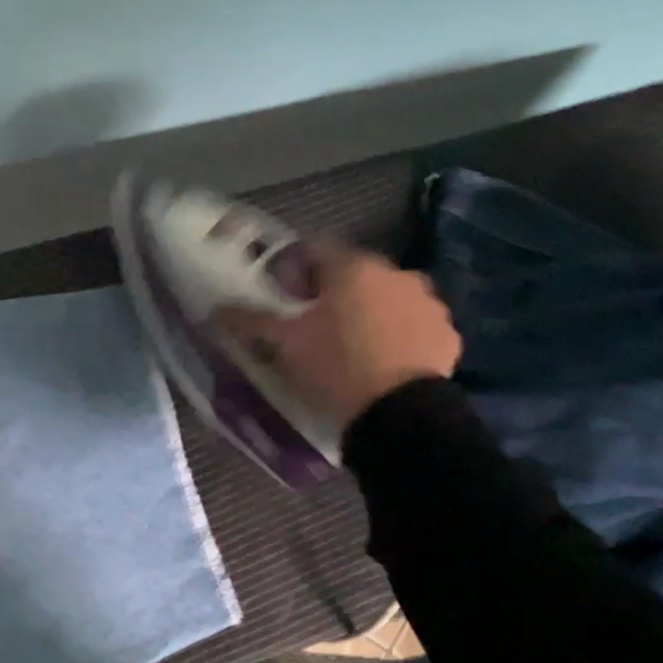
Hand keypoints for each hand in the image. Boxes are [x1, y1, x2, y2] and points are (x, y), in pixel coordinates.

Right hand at [219, 244, 461, 424]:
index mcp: (353, 267)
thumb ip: (250, 321)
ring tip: (347, 348)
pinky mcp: (446, 334)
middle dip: (332, 294)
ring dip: (368, 314)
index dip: (293, 269)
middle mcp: (396, 273)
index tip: (280, 294)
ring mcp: (428, 302)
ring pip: (387, 300)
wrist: (398, 412)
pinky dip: (396, 338)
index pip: (315, 249)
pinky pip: (413, 328)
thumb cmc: (333, 366)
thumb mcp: (283, 345)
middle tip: (309, 327)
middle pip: (354, 275)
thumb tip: (216, 309)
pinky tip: (379, 364)